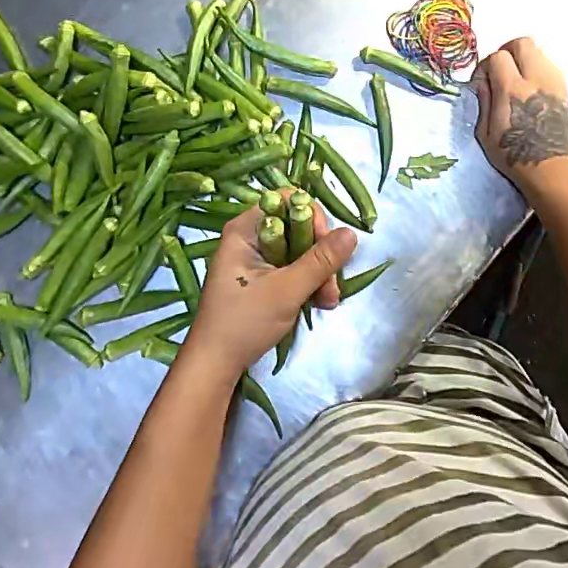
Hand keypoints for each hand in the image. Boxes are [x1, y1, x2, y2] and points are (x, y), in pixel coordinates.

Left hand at [181, 195, 355, 374]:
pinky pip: (297, 266)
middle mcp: (252, 237)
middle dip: (322, 254)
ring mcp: (259, 257)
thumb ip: (320, 261)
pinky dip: (311, 282)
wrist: (216, 365)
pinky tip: (320, 302)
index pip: (289, 202)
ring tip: (327, 301)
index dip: (312, 220)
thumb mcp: (287, 290)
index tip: (326, 249)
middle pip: (300, 226)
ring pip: (303, 249)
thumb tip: (352, 233)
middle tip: (331, 286)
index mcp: (246, 230)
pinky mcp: (265, 276)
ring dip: (321, 272)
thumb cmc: (243, 323)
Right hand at [472, 38, 567, 197]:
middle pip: (522, 43)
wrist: (547, 167)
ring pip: (539, 52)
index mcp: (513, 90)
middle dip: (507, 51)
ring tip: (516, 80)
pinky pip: (549, 67)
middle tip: (500, 68)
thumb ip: (484, 100)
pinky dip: (537, 70)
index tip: (484, 80)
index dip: (487, 65)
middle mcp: (536, 80)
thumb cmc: (513, 155)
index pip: (499, 56)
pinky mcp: (564, 91)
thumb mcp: (485, 132)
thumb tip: (483, 81)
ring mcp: (554, 83)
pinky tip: (530, 90)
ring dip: (524, 60)